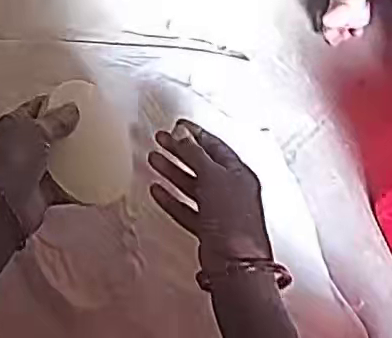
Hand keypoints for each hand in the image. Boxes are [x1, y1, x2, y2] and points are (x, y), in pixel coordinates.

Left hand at [0, 95, 81, 234]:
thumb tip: (73, 108)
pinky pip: (63, 186)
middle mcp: (21, 145)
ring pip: (56, 160)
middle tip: (89, 125)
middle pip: (48, 132)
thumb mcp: (36, 132)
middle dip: (66, 130)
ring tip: (96, 149)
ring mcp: (31, 170)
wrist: (6, 207)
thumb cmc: (15, 160)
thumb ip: (56, 120)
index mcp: (15, 124)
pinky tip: (95, 181)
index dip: (54, 102)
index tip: (75, 101)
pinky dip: (78, 186)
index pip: (36, 107)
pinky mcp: (41, 192)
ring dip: (73, 157)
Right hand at [149, 120, 272, 272]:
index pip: (214, 146)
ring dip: (172, 171)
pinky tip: (157, 189)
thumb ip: (195, 154)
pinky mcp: (208, 229)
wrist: (236, 267)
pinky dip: (171, 198)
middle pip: (201, 163)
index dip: (195, 133)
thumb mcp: (212, 176)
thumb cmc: (231, 218)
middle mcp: (229, 189)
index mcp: (238, 173)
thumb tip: (182, 134)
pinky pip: (186, 208)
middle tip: (161, 138)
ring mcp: (219, 210)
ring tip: (154, 158)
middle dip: (179, 150)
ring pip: (192, 184)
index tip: (178, 124)